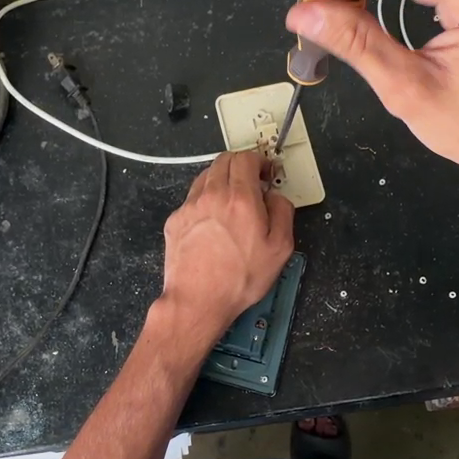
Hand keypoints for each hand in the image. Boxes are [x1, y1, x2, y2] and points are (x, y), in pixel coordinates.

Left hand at [157, 151, 294, 338]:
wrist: (197, 300)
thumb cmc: (240, 278)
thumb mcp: (280, 248)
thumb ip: (283, 212)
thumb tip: (275, 196)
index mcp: (240, 198)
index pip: (247, 158)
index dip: (260, 160)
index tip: (266, 172)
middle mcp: (211, 195)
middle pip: (224, 160)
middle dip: (241, 165)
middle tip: (251, 182)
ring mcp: (189, 206)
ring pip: (205, 176)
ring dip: (221, 179)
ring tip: (232, 201)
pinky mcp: (175, 220)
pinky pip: (192, 198)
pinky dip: (205, 199)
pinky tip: (213, 221)